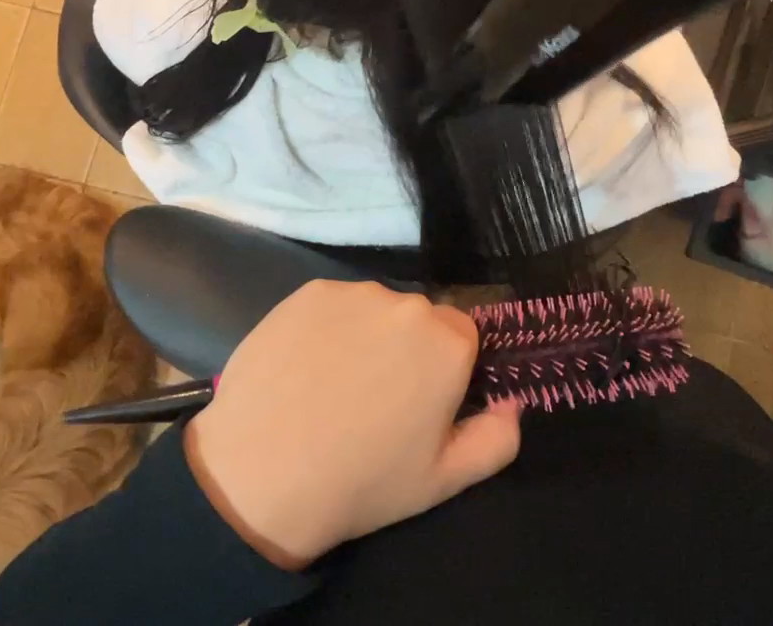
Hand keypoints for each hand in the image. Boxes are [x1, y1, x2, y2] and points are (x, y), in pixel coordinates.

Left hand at [183, 281, 520, 569]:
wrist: (260, 475)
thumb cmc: (363, 481)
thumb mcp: (445, 480)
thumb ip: (499, 438)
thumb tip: (511, 402)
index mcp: (447, 342)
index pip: (464, 335)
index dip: (446, 368)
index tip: (420, 401)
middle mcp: (404, 303)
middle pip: (419, 319)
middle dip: (407, 349)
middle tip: (375, 399)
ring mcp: (351, 293)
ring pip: (375, 309)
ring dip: (366, 336)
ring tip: (334, 385)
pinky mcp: (305, 292)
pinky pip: (333, 305)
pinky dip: (327, 329)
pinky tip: (305, 368)